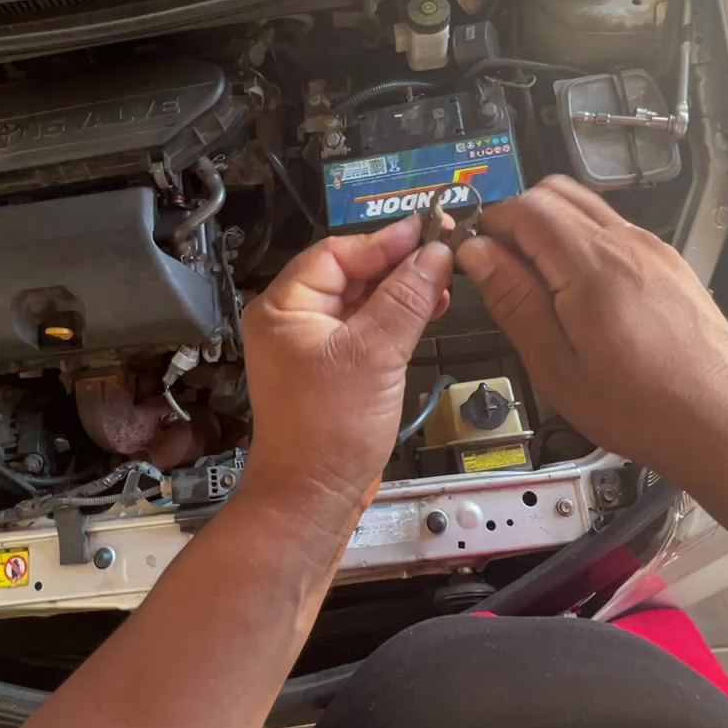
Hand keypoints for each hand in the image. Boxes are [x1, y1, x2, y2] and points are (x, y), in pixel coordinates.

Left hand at [241, 218, 453, 519]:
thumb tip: (436, 253)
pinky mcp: (333, 365)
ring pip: (361, 299)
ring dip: (401, 289)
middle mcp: (293, 318)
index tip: (428, 230)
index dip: (384, 240)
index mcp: (284, 306)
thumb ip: (406, 298)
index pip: (336, 253)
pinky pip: (366, 326)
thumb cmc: (329, 429)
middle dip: (397, 263)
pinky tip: (427, 309)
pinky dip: (396, 317)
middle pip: (350, 272)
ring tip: (443, 281)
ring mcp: (313, 343)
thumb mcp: (374, 354)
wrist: (314, 497)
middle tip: (443, 250)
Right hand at [453, 176, 727, 476]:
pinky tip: (578, 293)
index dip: (490, 223)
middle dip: (516, 217)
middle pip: (555, 192)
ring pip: (585, 207)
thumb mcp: (555, 364)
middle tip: (500, 265)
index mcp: (593, 264)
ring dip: (549, 227)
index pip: (526, 207)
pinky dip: (581, 241)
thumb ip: (513, 299)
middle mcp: (627, 243)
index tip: (475, 255)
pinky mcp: (670, 265)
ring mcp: (654, 250)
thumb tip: (476, 252)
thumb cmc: (639, 408)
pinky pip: (612, 230)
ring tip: (537, 282)